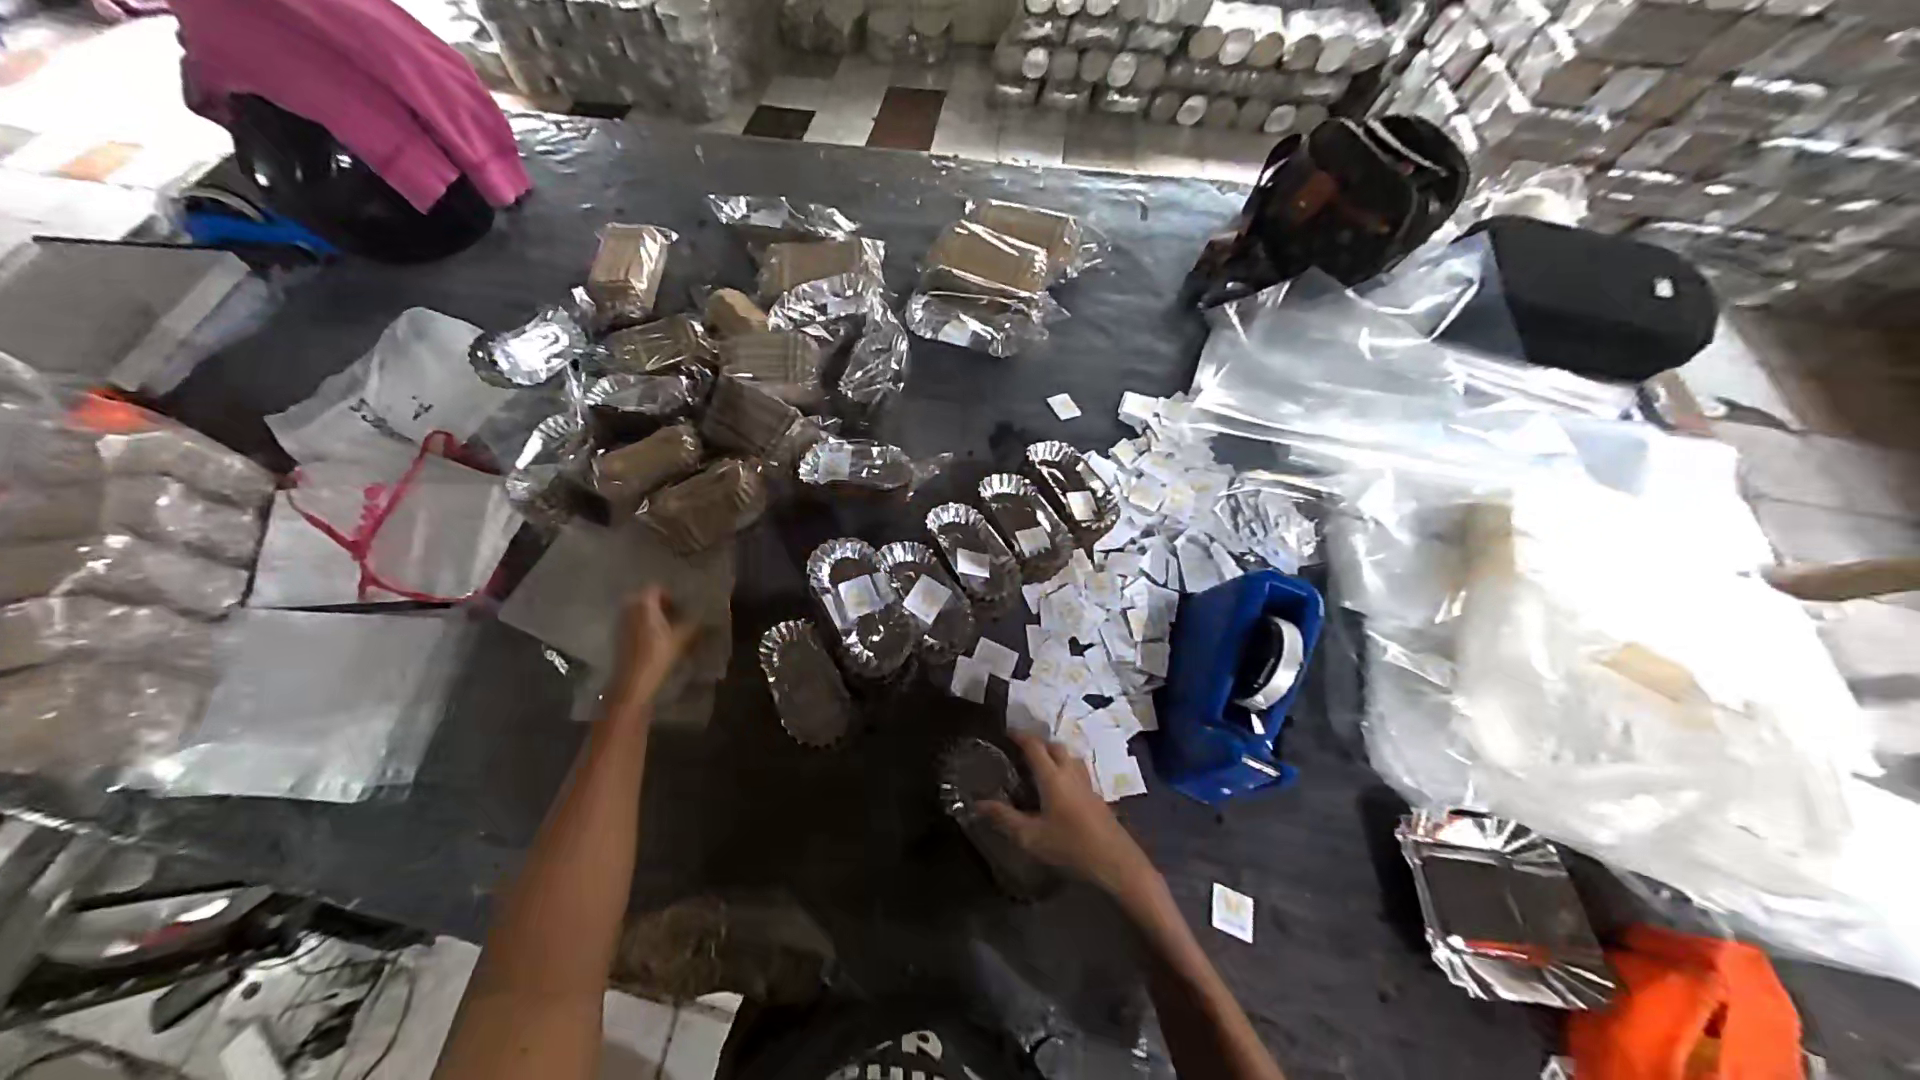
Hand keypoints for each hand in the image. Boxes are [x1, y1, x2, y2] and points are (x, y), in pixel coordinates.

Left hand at [612, 587, 697, 704]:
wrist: (632, 681)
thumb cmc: (657, 656)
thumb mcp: (680, 640)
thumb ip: (691, 624)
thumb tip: (702, 616)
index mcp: (644, 605)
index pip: (654, 588)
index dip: (667, 595)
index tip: (678, 607)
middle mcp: (629, 609)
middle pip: (642, 597)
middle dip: (656, 603)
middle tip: (670, 614)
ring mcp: (620, 622)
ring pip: (634, 609)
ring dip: (647, 613)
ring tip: (661, 626)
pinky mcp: (616, 634)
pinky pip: (629, 620)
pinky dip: (639, 623)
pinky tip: (650, 638)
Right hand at [980, 733, 1157, 896]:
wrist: (1116, 862)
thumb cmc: (1071, 847)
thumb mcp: (1031, 837)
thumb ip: (1004, 818)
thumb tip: (978, 804)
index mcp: (1053, 777)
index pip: (1034, 747)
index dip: (1020, 737)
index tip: (1006, 733)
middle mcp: (1071, 773)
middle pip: (1055, 747)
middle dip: (1037, 743)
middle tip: (1020, 751)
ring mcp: (1087, 784)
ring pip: (1069, 757)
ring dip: (1054, 754)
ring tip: (1039, 765)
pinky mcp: (1097, 797)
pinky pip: (1078, 771)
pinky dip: (1065, 769)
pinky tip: (1059, 788)